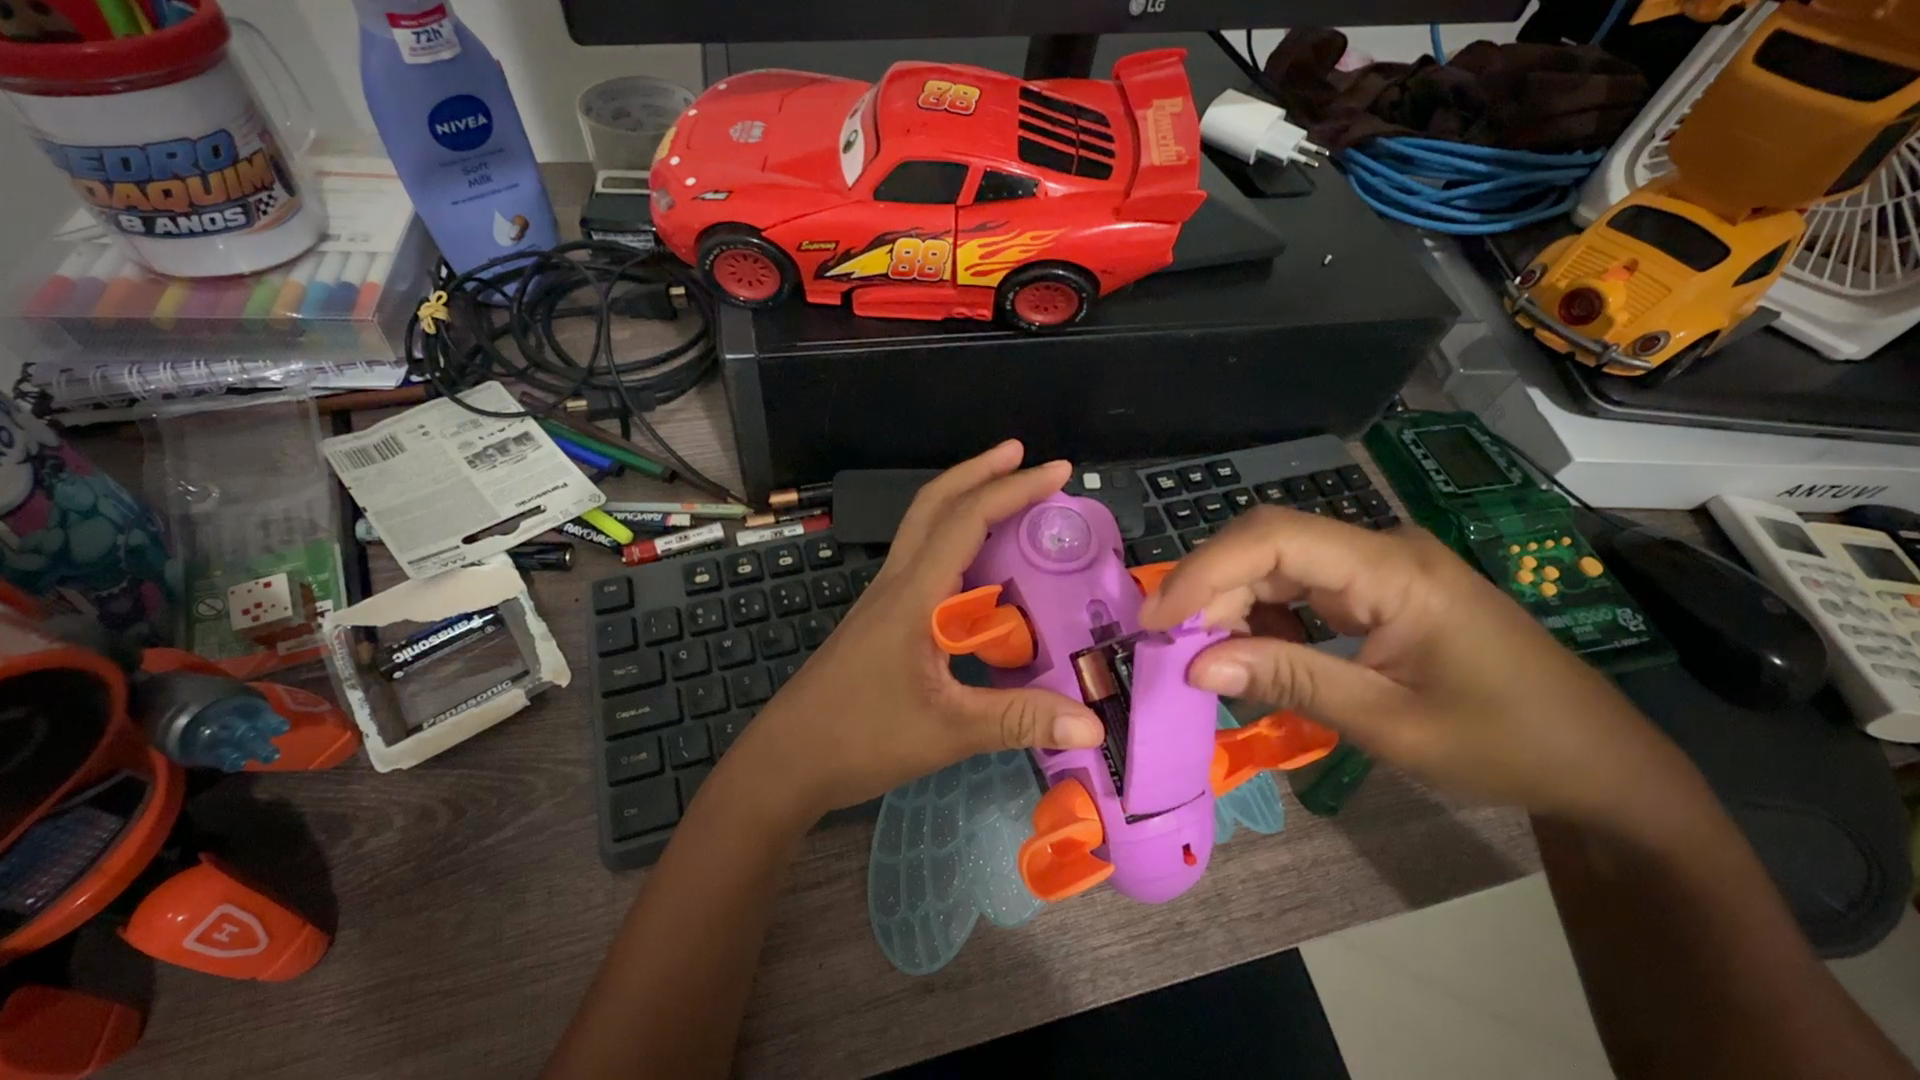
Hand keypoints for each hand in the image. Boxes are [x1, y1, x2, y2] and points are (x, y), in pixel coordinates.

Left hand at [730, 441, 1103, 821]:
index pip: (966, 521)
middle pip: (933, 506)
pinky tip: (976, 574)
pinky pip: (921, 565)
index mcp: (913, 596)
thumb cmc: (860, 739)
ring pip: (923, 532)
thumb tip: (1092, 724)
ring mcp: (882, 603)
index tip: (1057, 470)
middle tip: (1023, 456)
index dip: (1013, 489)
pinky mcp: (879, 624)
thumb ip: (1019, 721)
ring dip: (963, 505)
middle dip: (979, 473)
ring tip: (1007, 502)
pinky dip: (953, 546)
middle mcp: (896, 586)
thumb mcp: (949, 732)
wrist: (785, 762)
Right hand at [1138, 507, 1685, 826]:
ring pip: (1283, 564)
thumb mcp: (1389, 723)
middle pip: (1271, 545)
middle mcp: (1385, 552)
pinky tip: (1251, 654)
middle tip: (1165, 648)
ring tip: (1199, 656)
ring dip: (1234, 605)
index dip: (1204, 571)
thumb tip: (1195, 666)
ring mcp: (1387, 570)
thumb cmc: (1504, 744)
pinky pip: (1308, 588)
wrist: (1597, 761)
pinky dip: (1268, 618)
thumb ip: (1290, 681)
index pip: (1275, 539)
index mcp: (1395, 571)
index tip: (1154, 621)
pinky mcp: (1386, 592)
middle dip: (1210, 590)